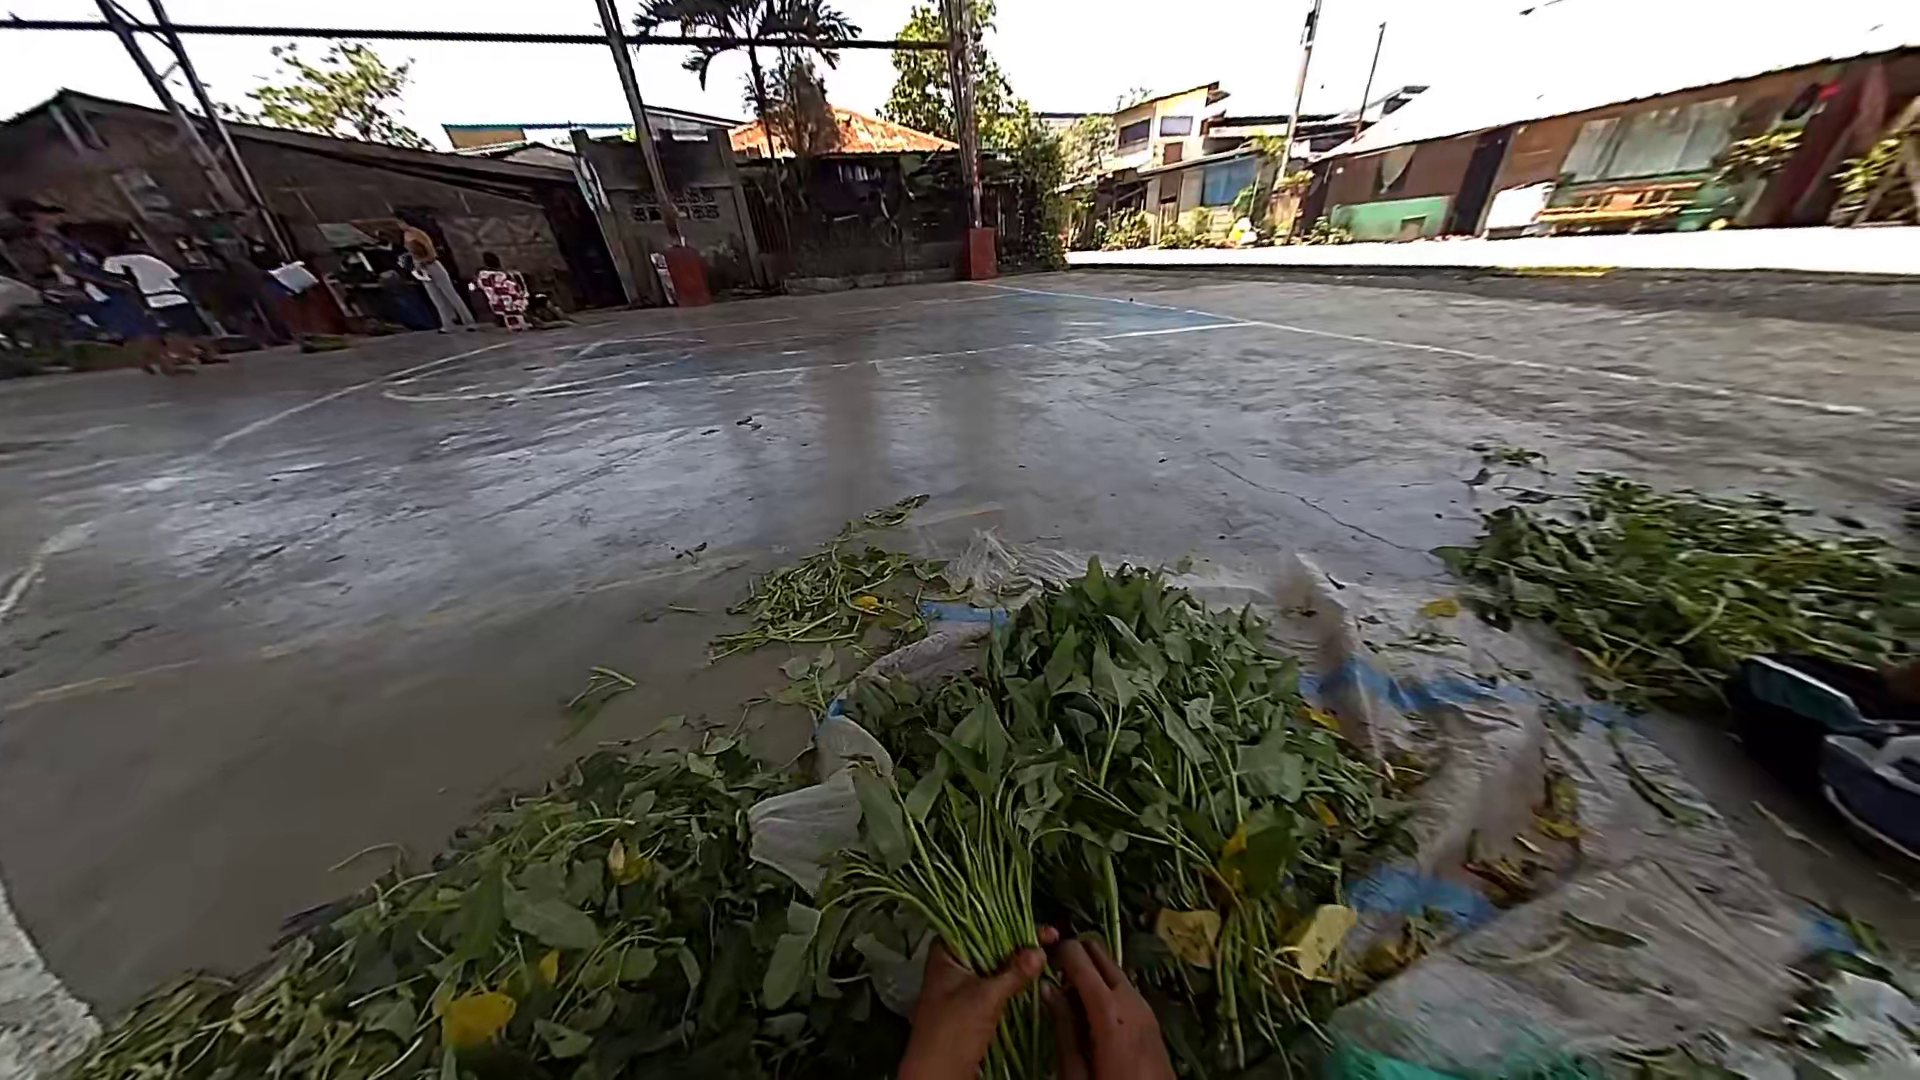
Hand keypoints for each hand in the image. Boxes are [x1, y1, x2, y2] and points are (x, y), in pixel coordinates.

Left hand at [898, 929, 1056, 1079]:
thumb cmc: (950, 1033)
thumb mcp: (984, 999)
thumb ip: (1013, 973)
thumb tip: (1040, 950)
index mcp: (947, 950)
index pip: (980, 922)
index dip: (1010, 920)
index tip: (1039, 923)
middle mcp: (953, 961)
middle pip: (990, 943)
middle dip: (1020, 942)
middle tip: (1051, 937)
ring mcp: (963, 984)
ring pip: (996, 965)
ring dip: (1020, 962)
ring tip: (1049, 953)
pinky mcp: (972, 1006)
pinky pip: (996, 985)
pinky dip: (1014, 982)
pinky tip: (1035, 978)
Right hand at [1046, 938, 1174, 1079]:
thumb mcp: (1076, 1075)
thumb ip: (1062, 1026)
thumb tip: (1047, 988)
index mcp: (1107, 1009)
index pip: (1077, 955)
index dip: (1057, 953)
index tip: (1043, 965)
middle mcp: (1128, 997)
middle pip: (1097, 951)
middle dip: (1075, 956)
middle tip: (1057, 979)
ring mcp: (1144, 1006)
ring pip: (1111, 967)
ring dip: (1090, 973)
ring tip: (1072, 1003)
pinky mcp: (1151, 1018)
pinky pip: (1123, 987)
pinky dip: (1105, 987)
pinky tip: (1094, 1016)